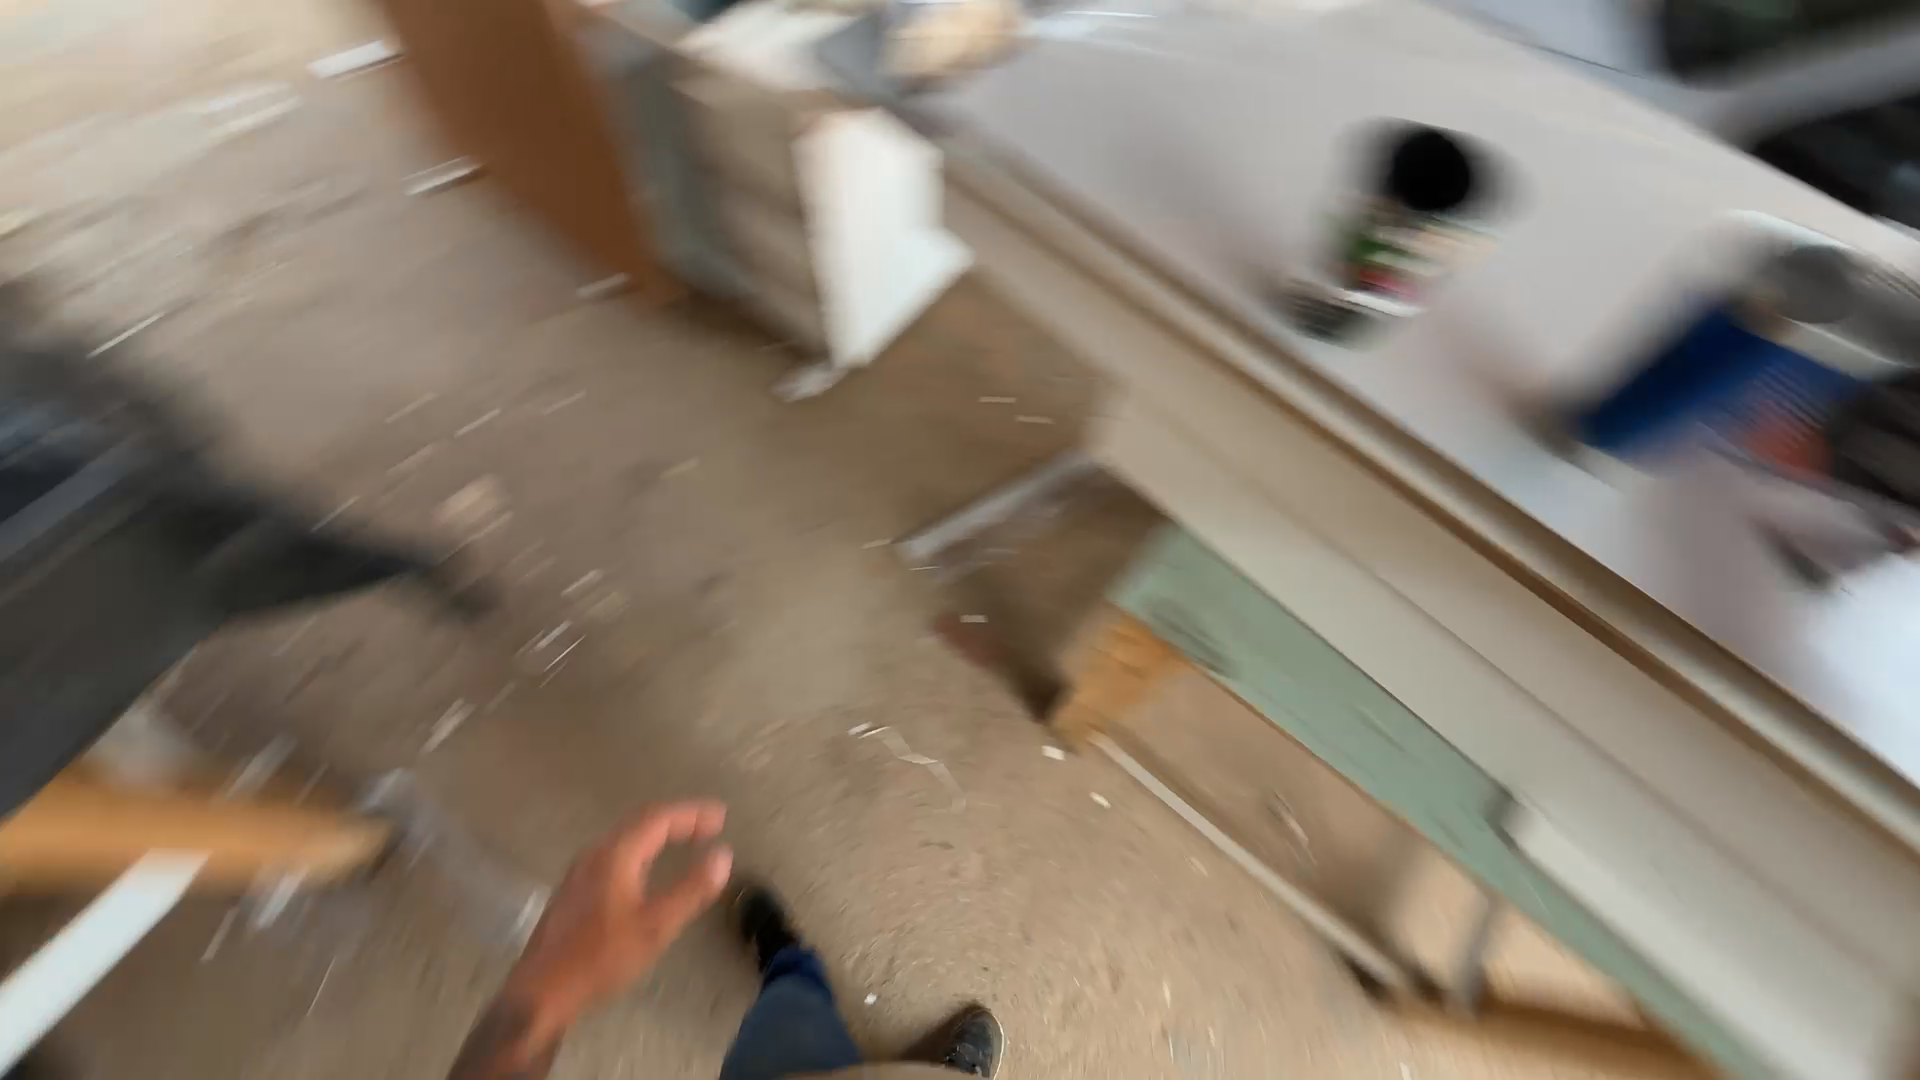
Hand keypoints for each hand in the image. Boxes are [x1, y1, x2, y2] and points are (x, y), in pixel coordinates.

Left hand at [501, 801, 733, 1032]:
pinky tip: (647, 868)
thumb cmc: (599, 958)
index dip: (693, 813)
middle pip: (641, 820)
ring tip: (685, 840)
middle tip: (708, 826)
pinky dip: (642, 847)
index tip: (721, 817)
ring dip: (659, 832)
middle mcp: (596, 853)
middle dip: (678, 818)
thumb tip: (723, 856)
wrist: (537, 996)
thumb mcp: (655, 927)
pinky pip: (616, 851)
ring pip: (626, 836)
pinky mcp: (574, 890)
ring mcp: (580, 871)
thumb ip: (691, 889)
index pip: (660, 817)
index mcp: (616, 854)